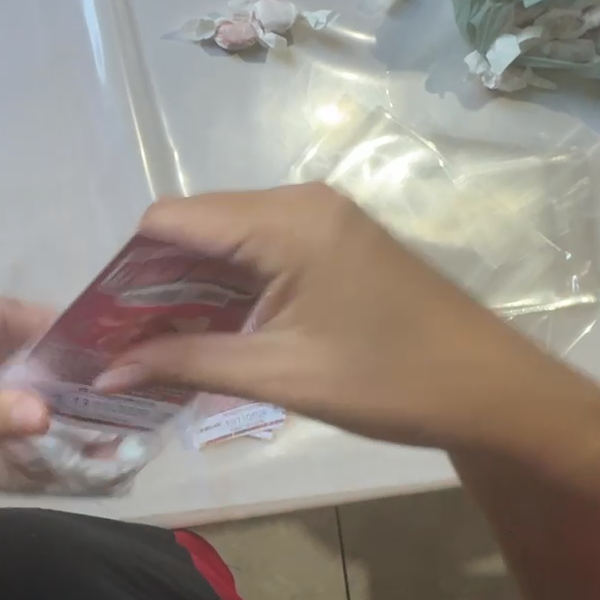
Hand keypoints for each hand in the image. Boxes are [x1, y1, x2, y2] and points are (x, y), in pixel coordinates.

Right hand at [94, 184, 599, 452]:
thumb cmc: (387, 383)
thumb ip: (179, 364)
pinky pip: (247, 250)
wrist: (498, 396)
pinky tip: (201, 327)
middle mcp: (296, 203)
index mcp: (285, 223)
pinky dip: (215, 286)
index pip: (169, 220)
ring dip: (179, 285)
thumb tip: (101, 375)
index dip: (125, 266)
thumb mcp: (272, 376)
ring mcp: (315, 218)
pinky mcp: (325, 239)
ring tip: (151, 339)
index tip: (102, 319)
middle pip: (189, 226)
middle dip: (146, 279)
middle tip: (119, 337)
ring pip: (216, 239)